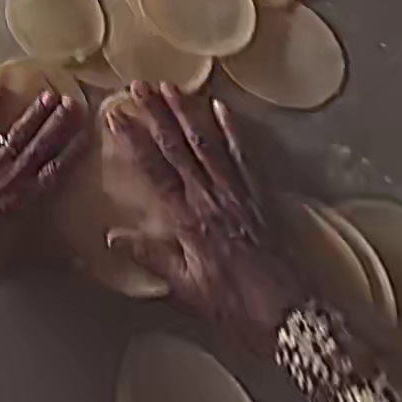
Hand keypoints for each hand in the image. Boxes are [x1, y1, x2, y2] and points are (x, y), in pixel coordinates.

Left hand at [0, 88, 87, 283]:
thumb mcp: (19, 260)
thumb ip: (53, 258)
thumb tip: (85, 264)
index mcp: (29, 198)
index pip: (57, 169)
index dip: (74, 149)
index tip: (89, 131)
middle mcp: (14, 174)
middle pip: (41, 144)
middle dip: (59, 123)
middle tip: (74, 102)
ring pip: (19, 133)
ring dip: (35, 113)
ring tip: (50, 94)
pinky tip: (1, 86)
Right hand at [104, 82, 306, 356]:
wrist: (290, 316)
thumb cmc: (233, 304)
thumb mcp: (186, 289)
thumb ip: (150, 257)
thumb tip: (110, 236)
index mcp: (187, 218)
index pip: (153, 169)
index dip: (133, 139)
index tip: (116, 114)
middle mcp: (209, 196)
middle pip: (177, 146)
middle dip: (155, 113)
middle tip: (138, 86)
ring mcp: (235, 190)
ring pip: (206, 143)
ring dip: (186, 112)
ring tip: (169, 86)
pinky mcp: (257, 192)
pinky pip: (242, 155)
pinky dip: (231, 129)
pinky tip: (220, 105)